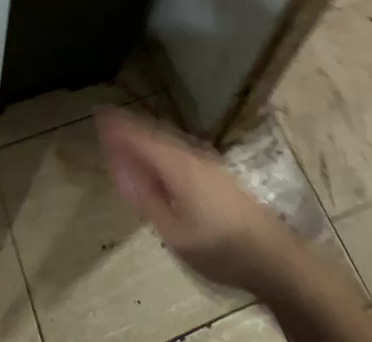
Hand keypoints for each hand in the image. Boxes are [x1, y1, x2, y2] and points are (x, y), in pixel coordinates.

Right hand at [95, 109, 296, 293]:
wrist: (272, 256)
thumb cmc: (219, 249)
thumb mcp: (174, 232)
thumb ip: (146, 198)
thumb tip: (121, 170)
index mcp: (179, 166)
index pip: (142, 138)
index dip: (120, 127)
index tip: (99, 115)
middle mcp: (194, 156)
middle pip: (156, 135)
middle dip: (131, 129)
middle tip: (107, 125)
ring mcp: (209, 164)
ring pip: (169, 143)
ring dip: (146, 138)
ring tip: (126, 140)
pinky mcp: (217, 175)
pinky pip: (180, 152)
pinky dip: (161, 149)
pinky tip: (158, 162)